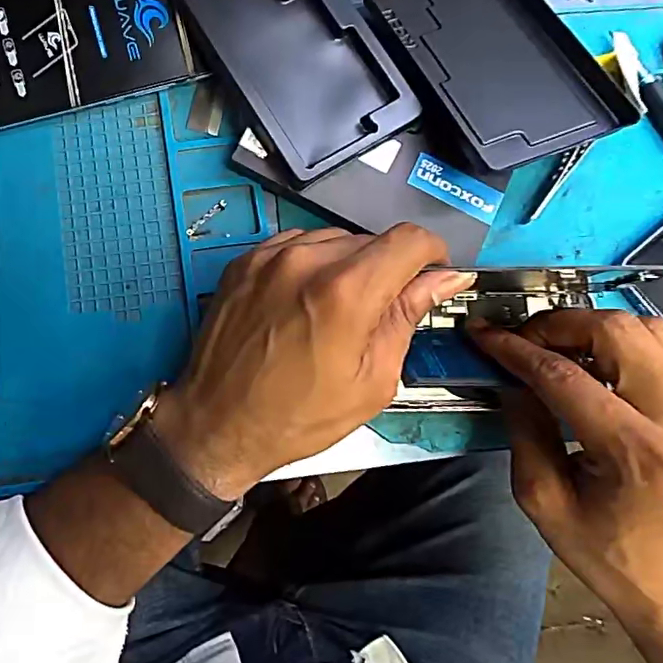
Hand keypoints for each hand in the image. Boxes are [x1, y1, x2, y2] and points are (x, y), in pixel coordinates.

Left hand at [151, 226, 471, 499]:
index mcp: (345, 291)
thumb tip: (444, 278)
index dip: (431, 257)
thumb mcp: (372, 379)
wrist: (218, 422)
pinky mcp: (244, 260)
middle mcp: (305, 260)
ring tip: (332, 310)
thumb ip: (408, 316)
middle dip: (386, 269)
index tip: (429, 276)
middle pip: (371, 239)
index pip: (410, 240)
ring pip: (333, 239)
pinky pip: (295, 245)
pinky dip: (309, 264)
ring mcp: (269, 256)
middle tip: (376, 312)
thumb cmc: (296, 416)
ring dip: (346, 264)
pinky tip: (302, 300)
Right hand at [468, 310, 662, 638]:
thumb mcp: (546, 502)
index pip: (563, 374)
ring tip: (563, 347)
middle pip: (616, 332)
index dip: (515, 348)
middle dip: (558, 324)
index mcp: (637, 453)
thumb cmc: (616, 561)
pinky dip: (629, 343)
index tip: (485, 334)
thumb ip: (525, 430)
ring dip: (596, 327)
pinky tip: (602, 363)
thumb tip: (511, 378)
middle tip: (527, 340)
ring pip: (652, 329)